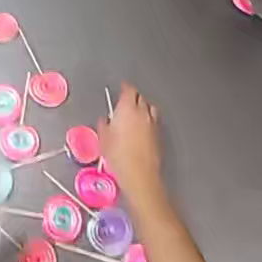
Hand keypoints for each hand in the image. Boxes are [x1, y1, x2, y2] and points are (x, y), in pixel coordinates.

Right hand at [97, 83, 163, 199]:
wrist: (139, 174)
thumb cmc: (119, 155)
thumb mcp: (103, 138)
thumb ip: (103, 124)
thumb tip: (105, 121)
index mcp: (128, 108)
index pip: (129, 90)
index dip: (125, 87)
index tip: (122, 88)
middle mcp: (143, 113)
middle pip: (140, 97)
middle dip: (132, 97)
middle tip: (124, 102)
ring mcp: (153, 123)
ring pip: (149, 108)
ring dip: (142, 108)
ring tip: (133, 114)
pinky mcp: (158, 135)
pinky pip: (153, 121)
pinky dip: (147, 120)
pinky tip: (140, 129)